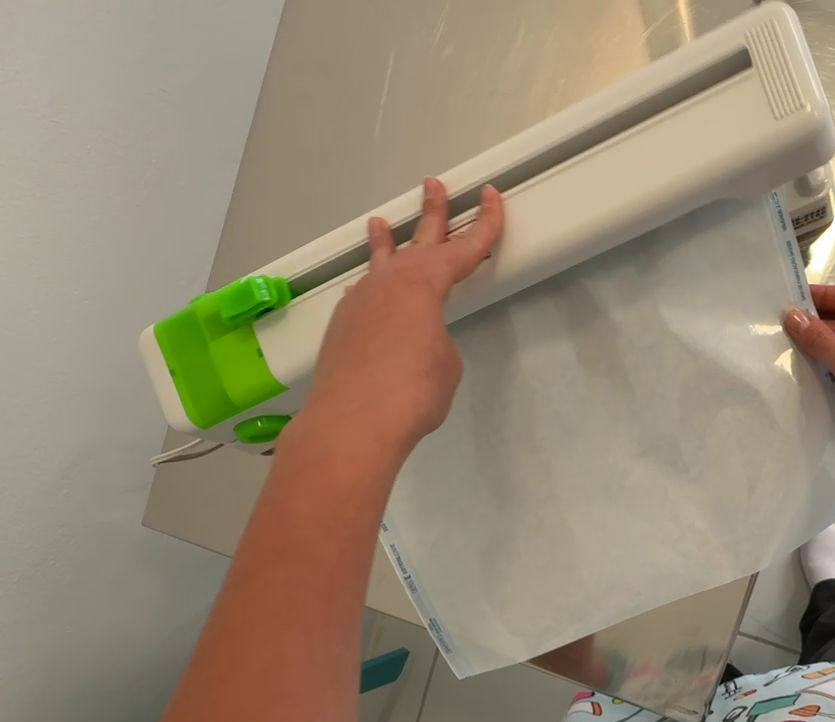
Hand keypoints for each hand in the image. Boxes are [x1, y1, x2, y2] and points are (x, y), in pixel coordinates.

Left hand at [299, 177, 503, 453]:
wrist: (354, 421)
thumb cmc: (413, 392)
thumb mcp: (446, 363)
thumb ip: (438, 338)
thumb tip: (421, 337)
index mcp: (425, 285)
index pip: (463, 248)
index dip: (484, 224)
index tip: (491, 198)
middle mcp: (390, 283)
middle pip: (418, 241)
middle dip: (433, 214)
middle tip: (435, 186)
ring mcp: (361, 301)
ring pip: (380, 263)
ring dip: (387, 243)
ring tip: (383, 223)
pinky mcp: (343, 325)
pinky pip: (364, 294)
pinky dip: (373, 286)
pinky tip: (370, 289)